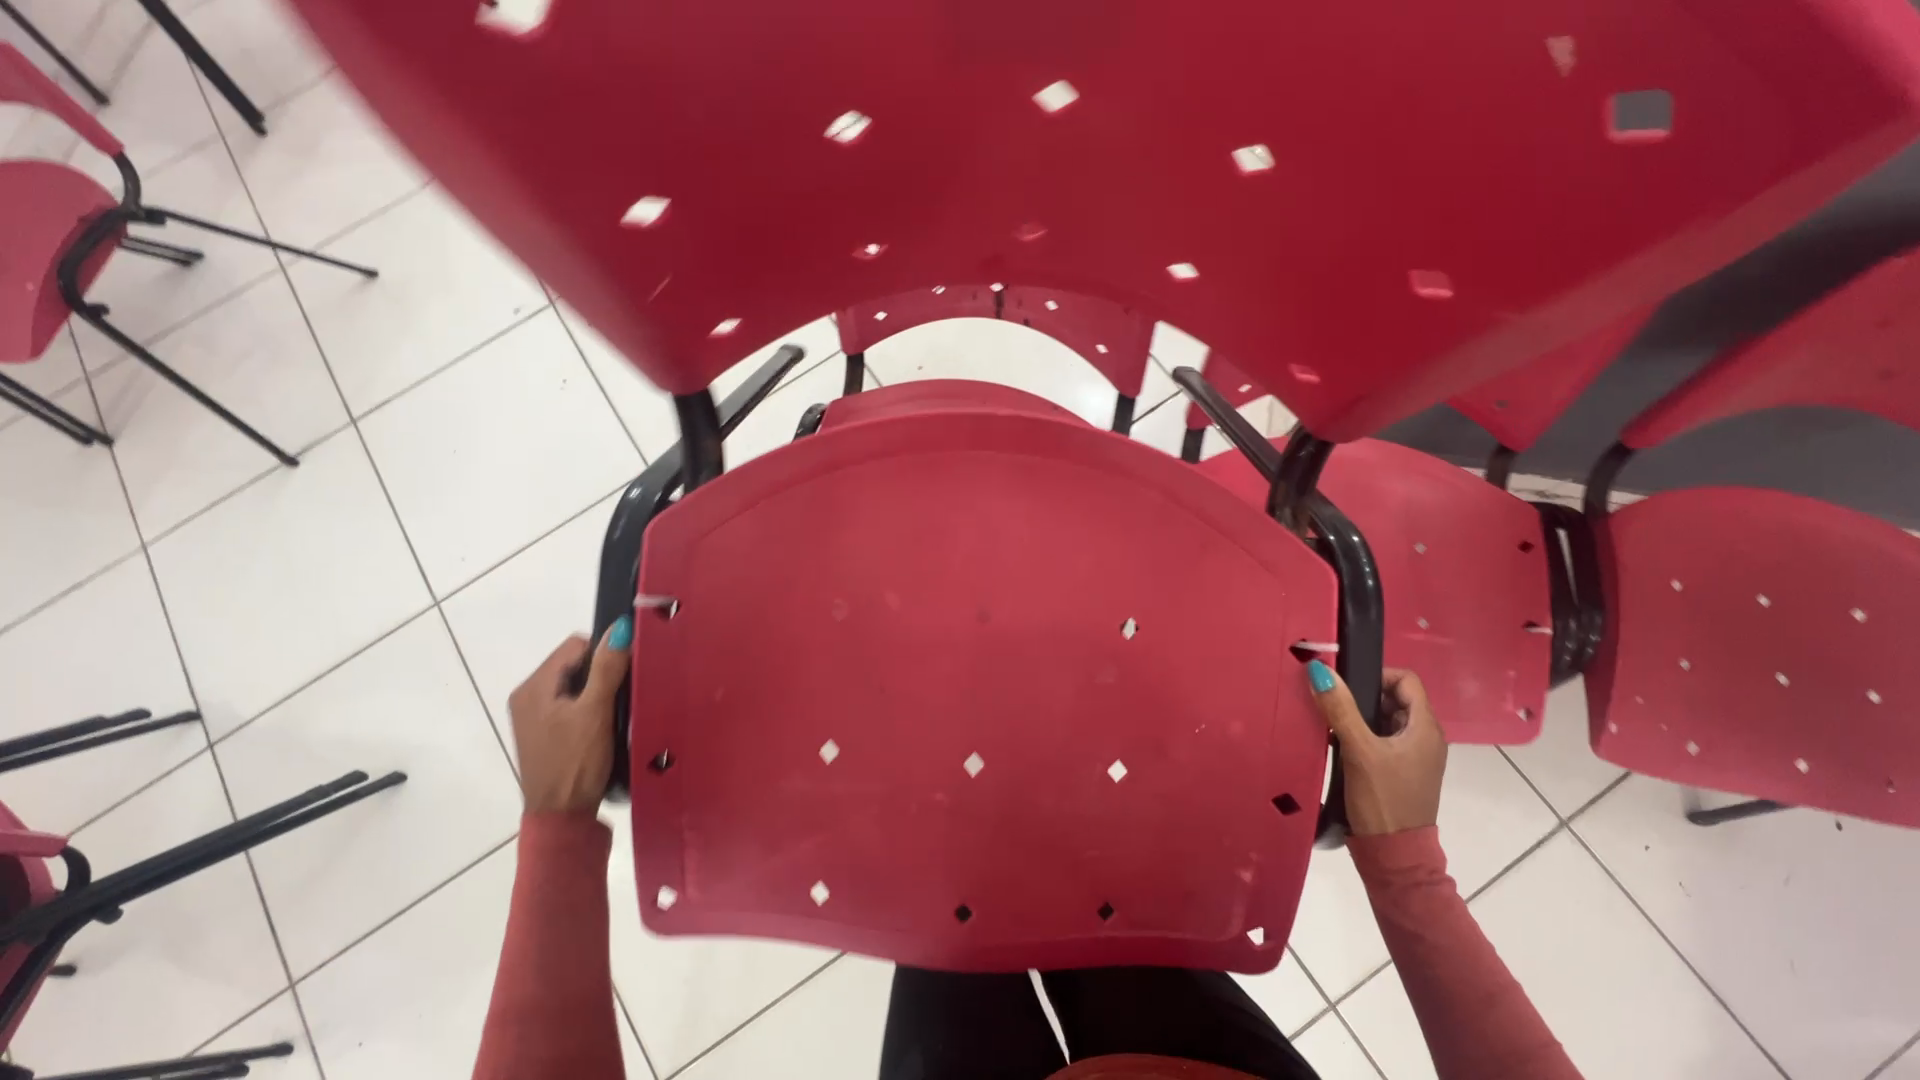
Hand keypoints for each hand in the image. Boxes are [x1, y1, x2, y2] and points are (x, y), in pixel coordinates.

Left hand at [507, 616, 632, 814]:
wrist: (561, 817)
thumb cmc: (576, 763)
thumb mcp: (596, 713)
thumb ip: (607, 668)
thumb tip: (620, 628)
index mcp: (533, 687)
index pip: (576, 646)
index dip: (604, 655)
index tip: (623, 677)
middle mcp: (527, 696)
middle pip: (574, 665)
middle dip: (600, 675)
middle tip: (621, 698)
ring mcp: (533, 717)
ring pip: (574, 685)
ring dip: (596, 693)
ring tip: (613, 715)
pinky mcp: (544, 733)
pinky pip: (570, 705)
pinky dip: (588, 709)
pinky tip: (601, 728)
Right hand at [1306, 660, 1445, 835]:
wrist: (1394, 853)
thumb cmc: (1382, 799)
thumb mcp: (1359, 751)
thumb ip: (1340, 709)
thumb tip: (1320, 669)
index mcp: (1425, 727)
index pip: (1406, 680)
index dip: (1376, 676)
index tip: (1346, 688)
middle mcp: (1426, 737)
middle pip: (1395, 699)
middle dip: (1364, 698)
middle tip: (1334, 706)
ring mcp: (1415, 756)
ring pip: (1387, 720)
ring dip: (1361, 718)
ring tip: (1333, 726)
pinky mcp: (1402, 771)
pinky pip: (1383, 740)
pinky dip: (1364, 736)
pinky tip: (1342, 747)